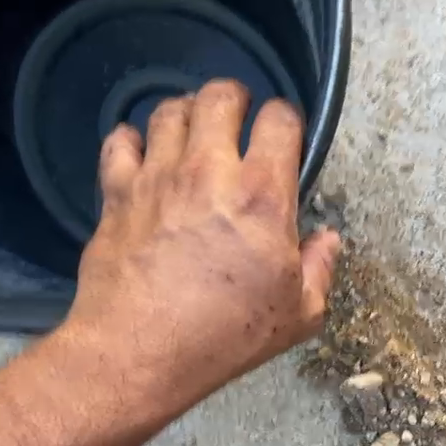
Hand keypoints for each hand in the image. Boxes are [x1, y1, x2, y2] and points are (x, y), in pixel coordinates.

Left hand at [52, 79, 341, 416]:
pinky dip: (135, 139)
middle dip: (235, 98)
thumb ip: (320, 269)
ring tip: (196, 130)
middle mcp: (209, 172)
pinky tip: (146, 155)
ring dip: (188, 112)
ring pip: (170, 111)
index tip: (287, 135)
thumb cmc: (230, 335)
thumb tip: (328, 240)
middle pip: (218, 98)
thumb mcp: (300, 314)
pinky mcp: (117, 191)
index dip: (287, 120)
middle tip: (240, 115)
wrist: (145, 348)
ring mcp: (158, 177)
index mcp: (264, 200)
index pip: (279, 123)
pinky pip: (121, 141)